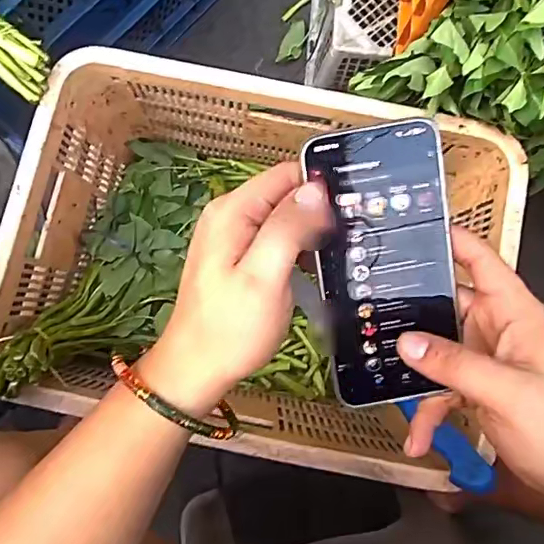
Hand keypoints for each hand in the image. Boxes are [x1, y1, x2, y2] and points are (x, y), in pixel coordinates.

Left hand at [134, 162, 329, 415]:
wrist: (196, 369)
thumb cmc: (231, 328)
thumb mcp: (264, 276)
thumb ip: (288, 227)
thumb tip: (316, 189)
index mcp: (233, 211)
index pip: (287, 174)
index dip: (320, 189)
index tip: (347, 213)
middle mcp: (229, 214)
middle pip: (286, 192)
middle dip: (316, 211)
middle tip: (343, 241)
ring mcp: (231, 234)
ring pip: (283, 215)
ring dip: (308, 231)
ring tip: (329, 258)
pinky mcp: (237, 254)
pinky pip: (274, 236)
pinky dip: (296, 247)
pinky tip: (308, 270)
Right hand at [399, 228, 543, 506]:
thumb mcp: (505, 392)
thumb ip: (453, 364)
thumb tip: (405, 341)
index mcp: (514, 312)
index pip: (479, 260)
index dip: (449, 238)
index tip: (407, 228)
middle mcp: (496, 327)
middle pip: (445, 302)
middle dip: (411, 309)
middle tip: (369, 307)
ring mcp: (484, 358)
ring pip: (435, 348)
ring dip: (414, 373)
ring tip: (386, 386)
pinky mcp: (477, 387)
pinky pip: (440, 387)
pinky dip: (427, 411)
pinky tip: (418, 438)